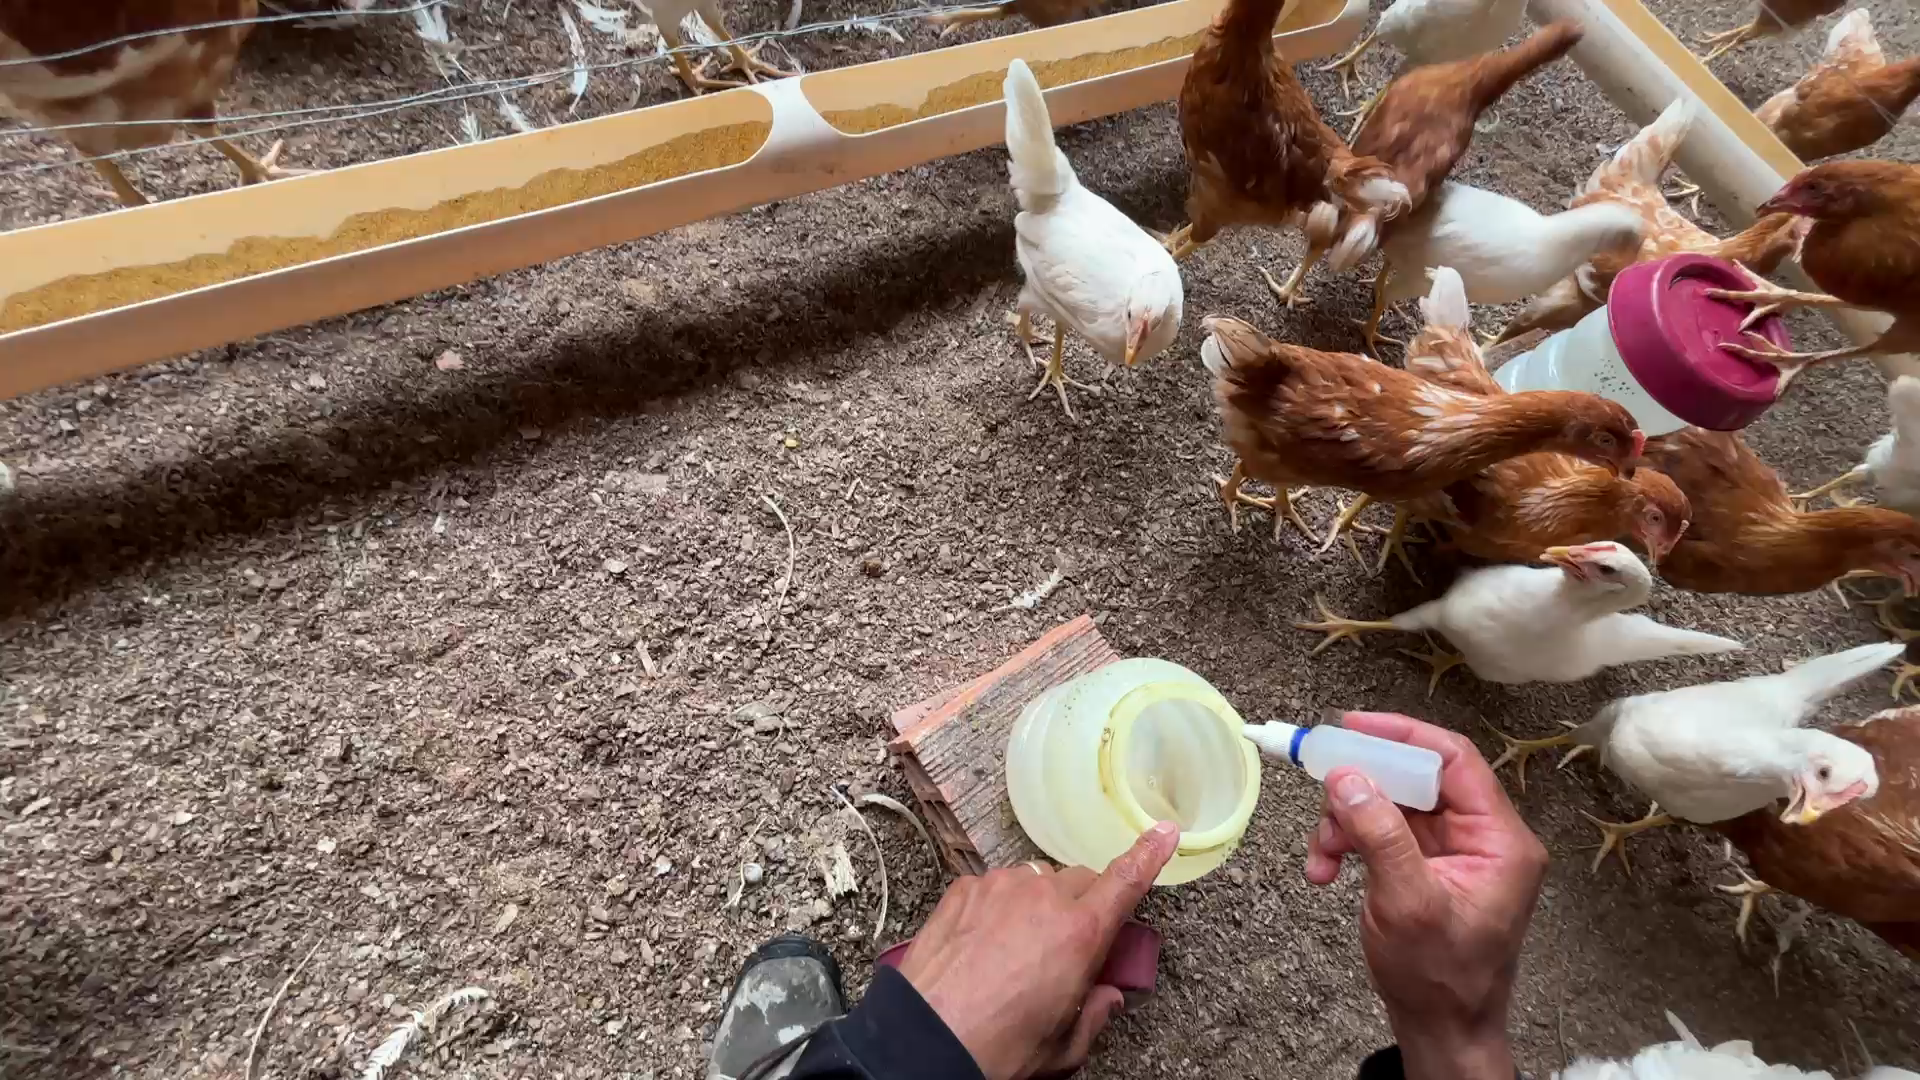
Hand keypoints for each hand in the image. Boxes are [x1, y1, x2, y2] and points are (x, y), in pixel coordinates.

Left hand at [898, 822, 1179, 1079]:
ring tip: (1016, 950)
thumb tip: (1107, 995)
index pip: (1125, 881)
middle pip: (1079, 882)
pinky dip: (999, 907)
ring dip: (1037, 905)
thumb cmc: (1000, 1045)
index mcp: (1079, 932)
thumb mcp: (1064, 1047)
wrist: (928, 1035)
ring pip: (1036, 882)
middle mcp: (1043, 896)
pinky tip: (984, 942)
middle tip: (1067, 946)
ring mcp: (1001, 884)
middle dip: (1082, 905)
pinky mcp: (967, 885)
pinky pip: (996, 886)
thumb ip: (1095, 1013)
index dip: (1148, 854)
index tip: (1164, 832)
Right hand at [1304, 712, 1547, 1079]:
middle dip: (1358, 785)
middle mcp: (1476, 835)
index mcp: (1498, 840)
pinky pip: (1372, 827)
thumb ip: (1380, 834)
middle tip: (1318, 780)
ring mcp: (1445, 847)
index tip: (1350, 726)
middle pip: (1410, 777)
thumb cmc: (1438, 976)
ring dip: (1342, 820)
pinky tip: (1323, 868)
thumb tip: (1345, 775)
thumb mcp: (1407, 903)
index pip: (1453, 760)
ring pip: (1383, 799)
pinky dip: (1342, 841)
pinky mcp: (1418, 859)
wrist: (1439, 1028)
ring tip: (1321, 852)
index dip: (1403, 734)